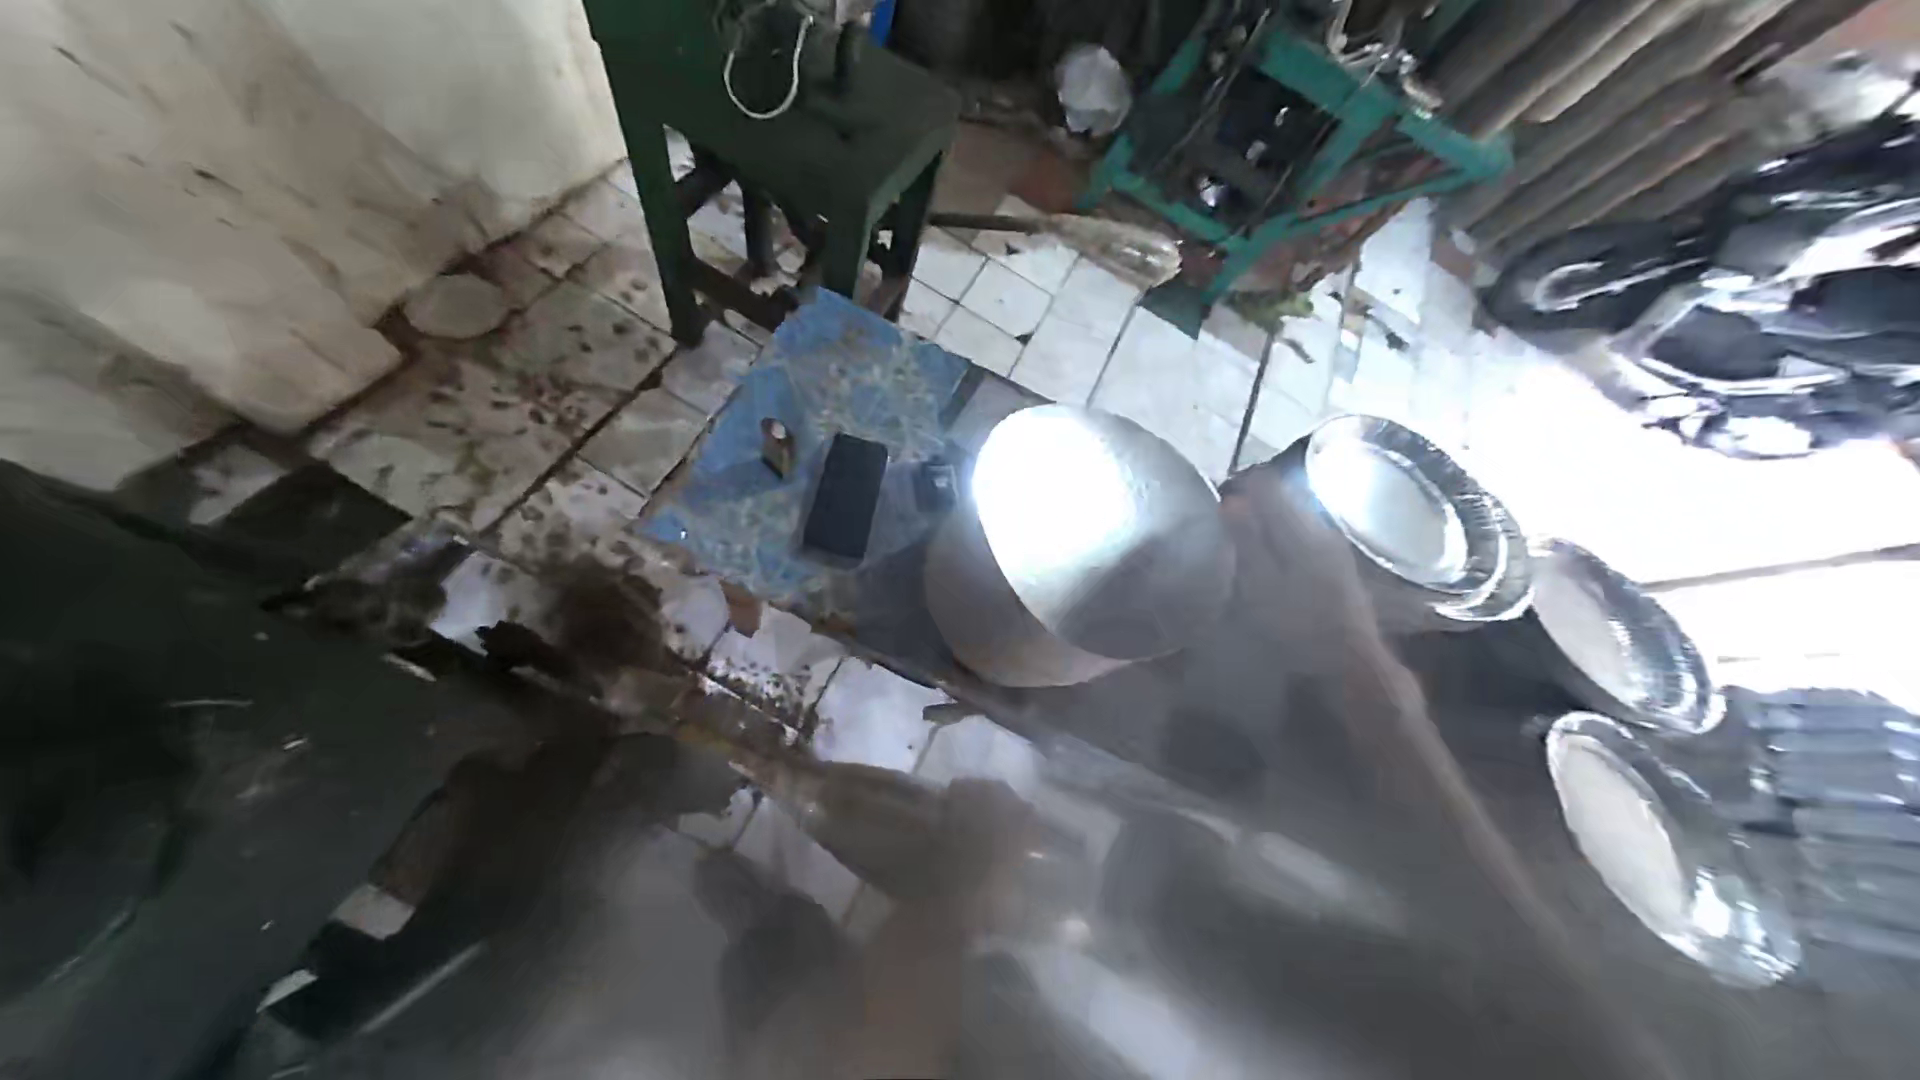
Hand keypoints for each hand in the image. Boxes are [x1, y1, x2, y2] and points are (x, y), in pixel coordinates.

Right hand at [1218, 462, 1385, 667]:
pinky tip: (1268, 557)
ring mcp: (1332, 541)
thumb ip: (1247, 540)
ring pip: (1292, 511)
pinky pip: (1301, 529)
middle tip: (1223, 525)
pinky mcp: (1336, 557)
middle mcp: (1320, 525)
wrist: (1350, 659)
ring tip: (1241, 542)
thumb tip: (1230, 500)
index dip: (1237, 485)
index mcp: (1300, 528)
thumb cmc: (1298, 625)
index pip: (1266, 482)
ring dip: (1265, 518)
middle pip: (1281, 492)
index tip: (1216, 504)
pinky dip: (1280, 533)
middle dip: (1250, 501)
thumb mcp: (1261, 585)